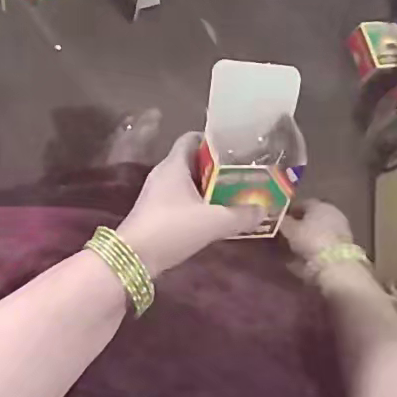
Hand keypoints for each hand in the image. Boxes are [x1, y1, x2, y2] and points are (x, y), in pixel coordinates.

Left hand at [116, 132, 264, 274]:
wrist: (133, 258)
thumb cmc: (172, 229)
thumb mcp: (213, 222)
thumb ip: (241, 215)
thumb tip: (263, 210)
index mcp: (174, 164)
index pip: (192, 138)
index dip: (213, 140)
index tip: (236, 148)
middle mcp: (163, 174)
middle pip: (193, 161)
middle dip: (217, 167)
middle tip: (242, 174)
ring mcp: (156, 195)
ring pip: (187, 183)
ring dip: (208, 188)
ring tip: (234, 195)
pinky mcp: (155, 213)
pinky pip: (181, 201)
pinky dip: (197, 204)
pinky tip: (214, 216)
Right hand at [279, 199, 355, 262]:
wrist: (334, 263)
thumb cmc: (310, 239)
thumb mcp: (289, 229)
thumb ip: (281, 221)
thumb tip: (275, 216)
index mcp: (319, 205)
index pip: (302, 203)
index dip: (289, 211)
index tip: (279, 219)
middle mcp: (331, 213)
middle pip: (311, 217)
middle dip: (299, 224)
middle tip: (285, 233)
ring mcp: (339, 229)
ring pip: (318, 230)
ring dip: (306, 236)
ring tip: (291, 246)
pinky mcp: (343, 245)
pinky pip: (323, 243)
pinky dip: (313, 247)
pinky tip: (303, 255)